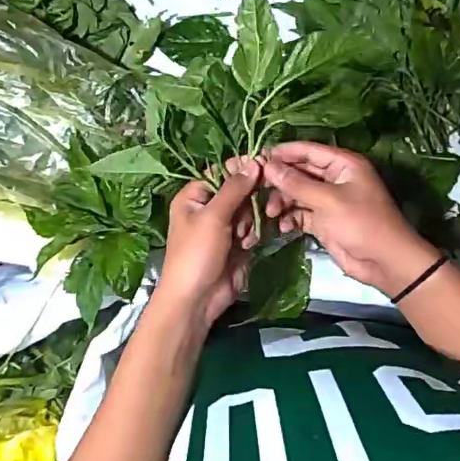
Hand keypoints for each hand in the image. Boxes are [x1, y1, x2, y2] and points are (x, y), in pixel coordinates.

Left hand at [153, 156, 261, 324]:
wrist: (197, 299)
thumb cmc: (196, 253)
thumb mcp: (213, 216)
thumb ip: (235, 188)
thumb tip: (254, 162)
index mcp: (194, 196)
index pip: (222, 172)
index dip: (242, 169)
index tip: (265, 167)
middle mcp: (208, 208)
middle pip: (240, 190)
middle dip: (250, 199)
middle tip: (257, 209)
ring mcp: (224, 226)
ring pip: (249, 209)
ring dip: (252, 219)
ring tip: (243, 235)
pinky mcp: (237, 243)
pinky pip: (253, 228)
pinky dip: (254, 234)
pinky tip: (249, 244)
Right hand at [262, 142, 439, 296]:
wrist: (384, 262)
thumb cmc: (362, 224)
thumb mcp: (328, 200)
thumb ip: (296, 183)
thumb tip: (268, 166)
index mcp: (343, 165)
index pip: (308, 151)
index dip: (283, 153)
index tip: (258, 157)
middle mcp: (334, 178)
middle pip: (299, 172)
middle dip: (278, 180)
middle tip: (255, 187)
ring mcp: (328, 200)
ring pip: (296, 193)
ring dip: (281, 201)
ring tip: (269, 211)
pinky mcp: (322, 220)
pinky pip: (299, 213)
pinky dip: (289, 217)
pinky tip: (280, 225)